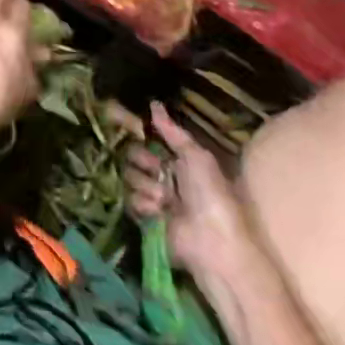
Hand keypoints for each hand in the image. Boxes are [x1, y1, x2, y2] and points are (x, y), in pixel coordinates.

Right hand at [126, 103, 260, 279]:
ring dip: (147, 186)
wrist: (214, 242)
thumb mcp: (197, 156)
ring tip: (166, 200)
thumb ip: (173, 131)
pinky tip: (159, 212)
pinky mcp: (145, 217)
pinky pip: (130, 200)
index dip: (142, 136)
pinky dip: (144, 205)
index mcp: (179, 160)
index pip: (148, 140)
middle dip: (144, 162)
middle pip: (134, 156)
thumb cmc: (212, 195)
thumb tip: (153, 103)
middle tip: (159, 172)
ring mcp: (154, 197)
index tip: (133, 129)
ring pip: (131, 177)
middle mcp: (164, 176)